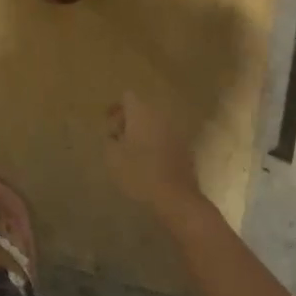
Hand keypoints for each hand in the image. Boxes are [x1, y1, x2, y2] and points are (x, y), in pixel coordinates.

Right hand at [105, 91, 202, 212]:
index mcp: (141, 113)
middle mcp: (160, 116)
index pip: (127, 97)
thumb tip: (115, 134)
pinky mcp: (185, 148)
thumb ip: (110, 139)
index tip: (110, 125)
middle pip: (142, 109)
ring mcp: (175, 131)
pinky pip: (165, 138)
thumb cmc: (139, 173)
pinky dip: (156, 144)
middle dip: (130, 121)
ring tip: (133, 153)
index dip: (117, 109)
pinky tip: (150, 162)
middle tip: (118, 140)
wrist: (176, 197)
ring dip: (144, 133)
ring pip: (155, 124)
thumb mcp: (112, 157)